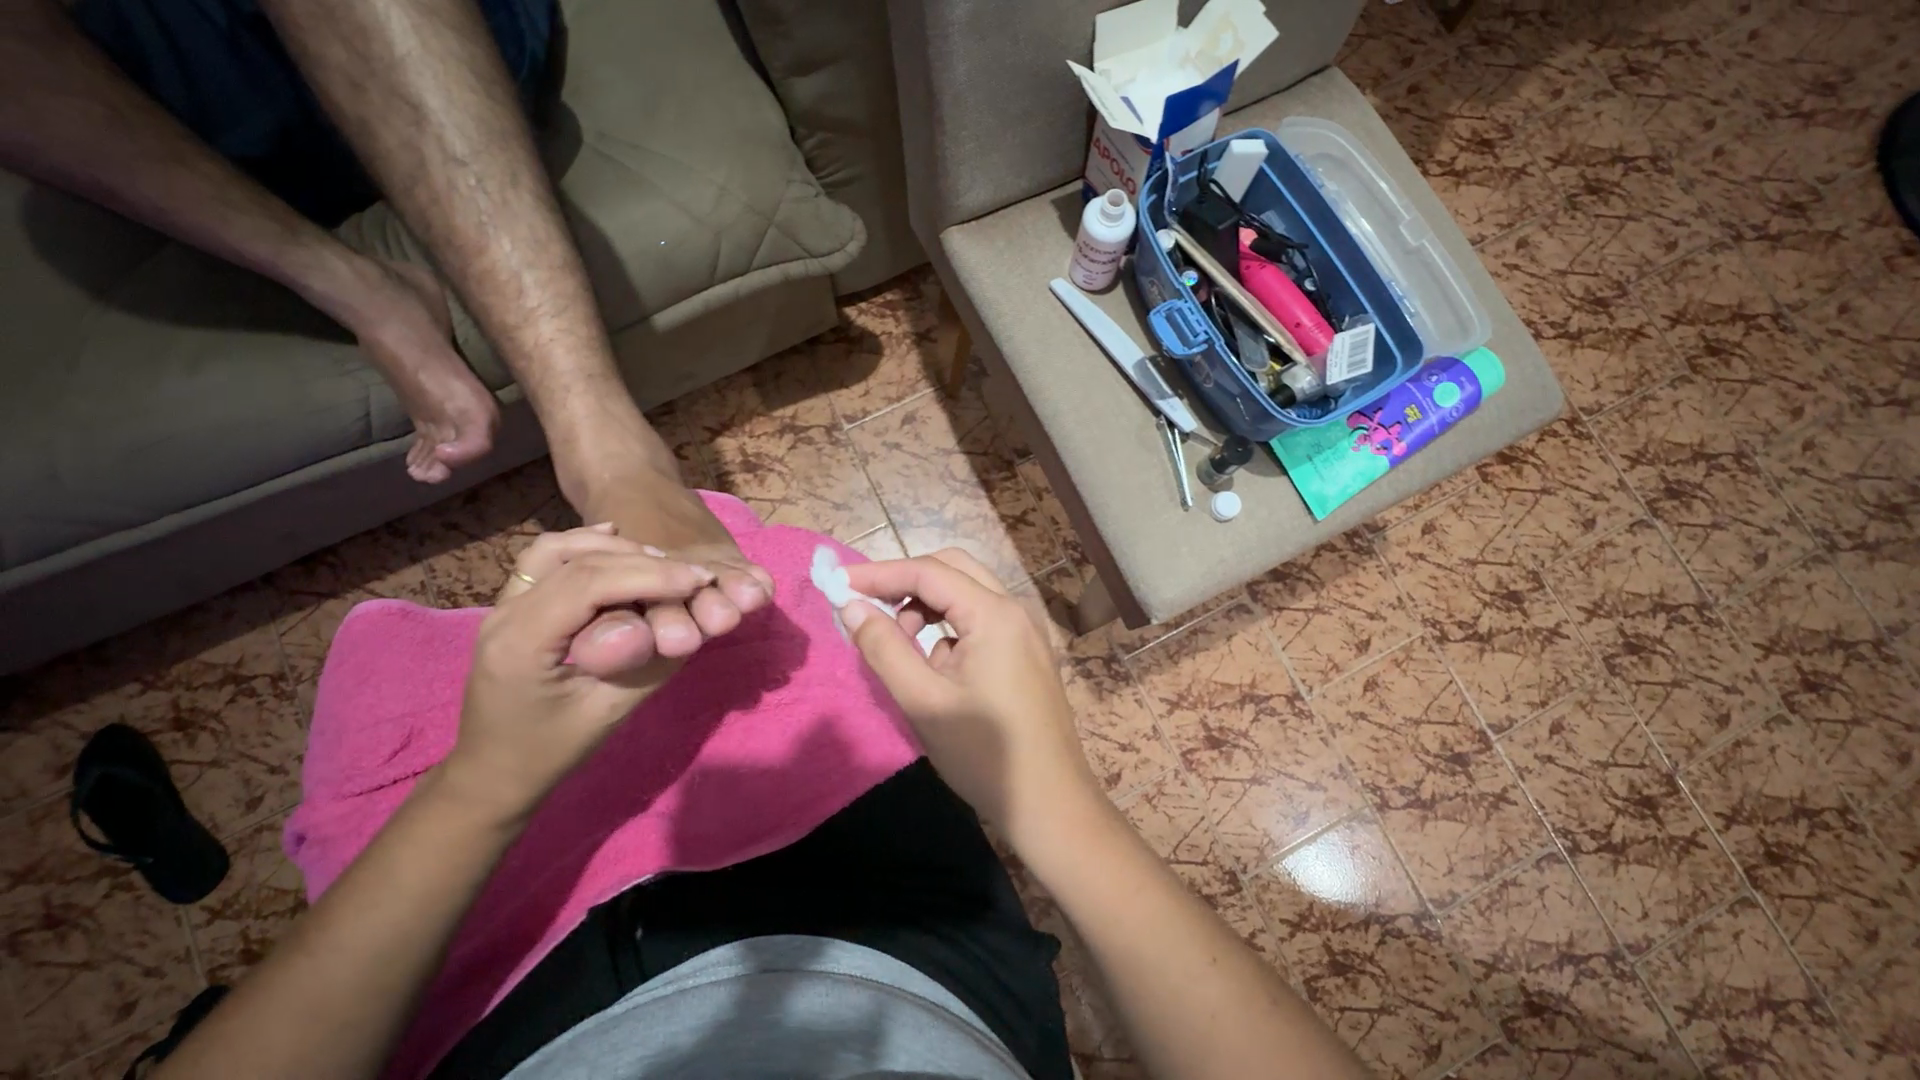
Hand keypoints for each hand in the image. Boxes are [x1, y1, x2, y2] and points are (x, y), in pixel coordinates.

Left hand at [439, 535, 715, 820]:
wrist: (492, 775)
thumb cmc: (550, 753)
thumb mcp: (608, 713)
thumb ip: (650, 665)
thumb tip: (692, 624)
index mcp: (523, 643)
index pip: (590, 584)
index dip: (649, 574)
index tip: (698, 580)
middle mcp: (505, 613)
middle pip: (579, 561)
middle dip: (643, 560)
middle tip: (694, 574)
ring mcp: (503, 606)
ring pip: (557, 550)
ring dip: (612, 548)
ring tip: (661, 562)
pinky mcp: (510, 607)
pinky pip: (542, 561)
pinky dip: (580, 544)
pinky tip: (614, 539)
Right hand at [840, 550, 1101, 844]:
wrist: (1049, 804)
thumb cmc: (982, 754)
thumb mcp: (923, 701)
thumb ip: (884, 648)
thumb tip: (851, 606)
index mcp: (995, 615)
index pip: (928, 572)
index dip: (879, 574)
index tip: (837, 584)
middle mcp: (1015, 611)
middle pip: (952, 570)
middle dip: (905, 583)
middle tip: (865, 607)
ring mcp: (1026, 632)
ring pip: (967, 595)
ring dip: (927, 607)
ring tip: (900, 648)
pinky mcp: (1027, 654)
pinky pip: (981, 621)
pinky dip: (949, 629)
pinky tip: (936, 670)